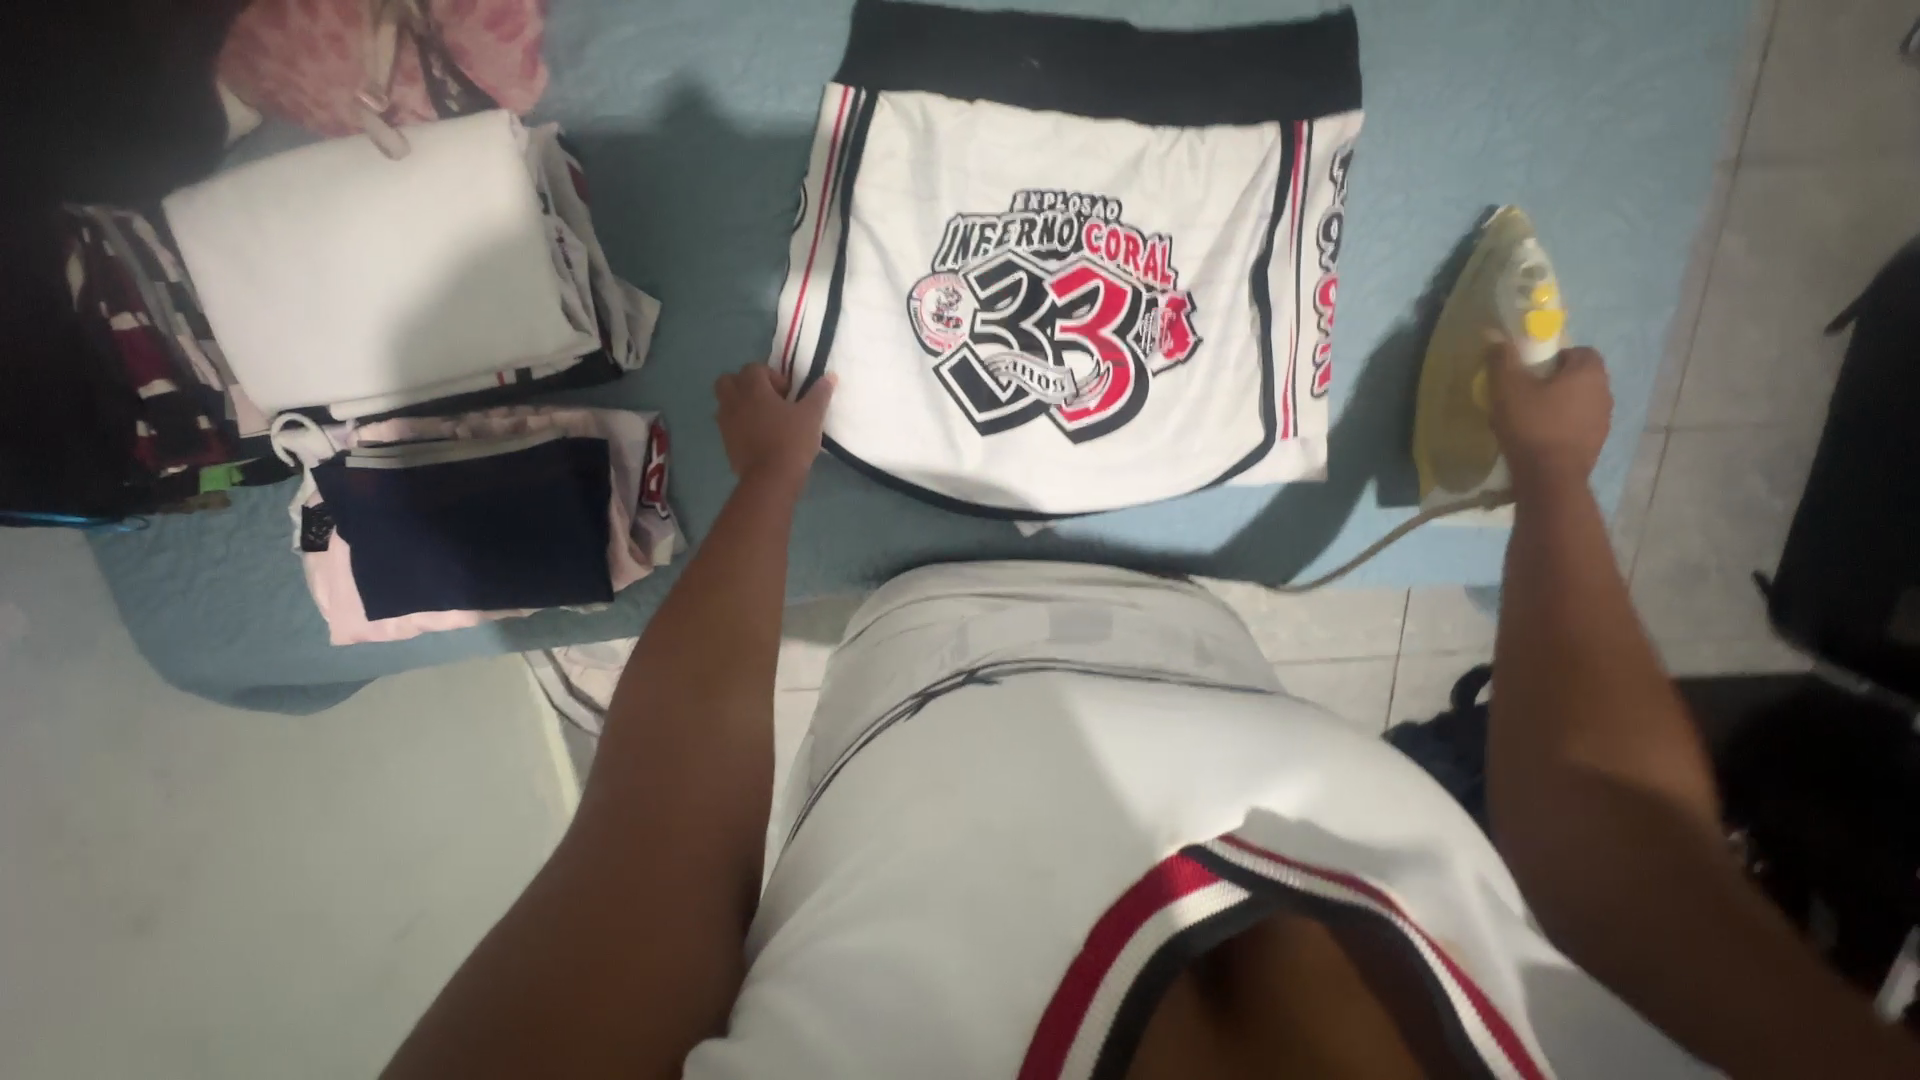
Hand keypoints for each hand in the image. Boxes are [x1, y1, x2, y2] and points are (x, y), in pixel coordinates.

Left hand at [714, 365, 835, 484]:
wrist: (771, 478)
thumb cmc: (792, 441)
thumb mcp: (812, 416)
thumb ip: (819, 394)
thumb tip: (829, 377)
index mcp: (753, 389)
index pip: (754, 368)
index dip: (772, 376)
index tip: (788, 393)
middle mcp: (734, 401)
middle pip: (728, 381)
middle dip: (745, 384)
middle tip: (767, 399)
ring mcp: (726, 423)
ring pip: (725, 403)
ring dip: (740, 404)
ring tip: (763, 418)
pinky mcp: (725, 443)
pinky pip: (728, 424)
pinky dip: (739, 424)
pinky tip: (759, 437)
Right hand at [1488, 338, 1611, 494]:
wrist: (1550, 475)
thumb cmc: (1531, 424)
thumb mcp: (1507, 388)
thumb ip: (1502, 360)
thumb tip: (1496, 336)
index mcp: (1588, 372)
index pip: (1580, 351)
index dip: (1556, 356)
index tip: (1532, 370)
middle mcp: (1605, 391)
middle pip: (1581, 376)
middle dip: (1558, 380)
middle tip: (1527, 392)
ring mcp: (1604, 418)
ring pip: (1581, 401)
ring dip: (1562, 404)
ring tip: (1532, 418)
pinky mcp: (1596, 441)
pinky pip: (1579, 424)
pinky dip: (1564, 426)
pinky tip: (1541, 438)